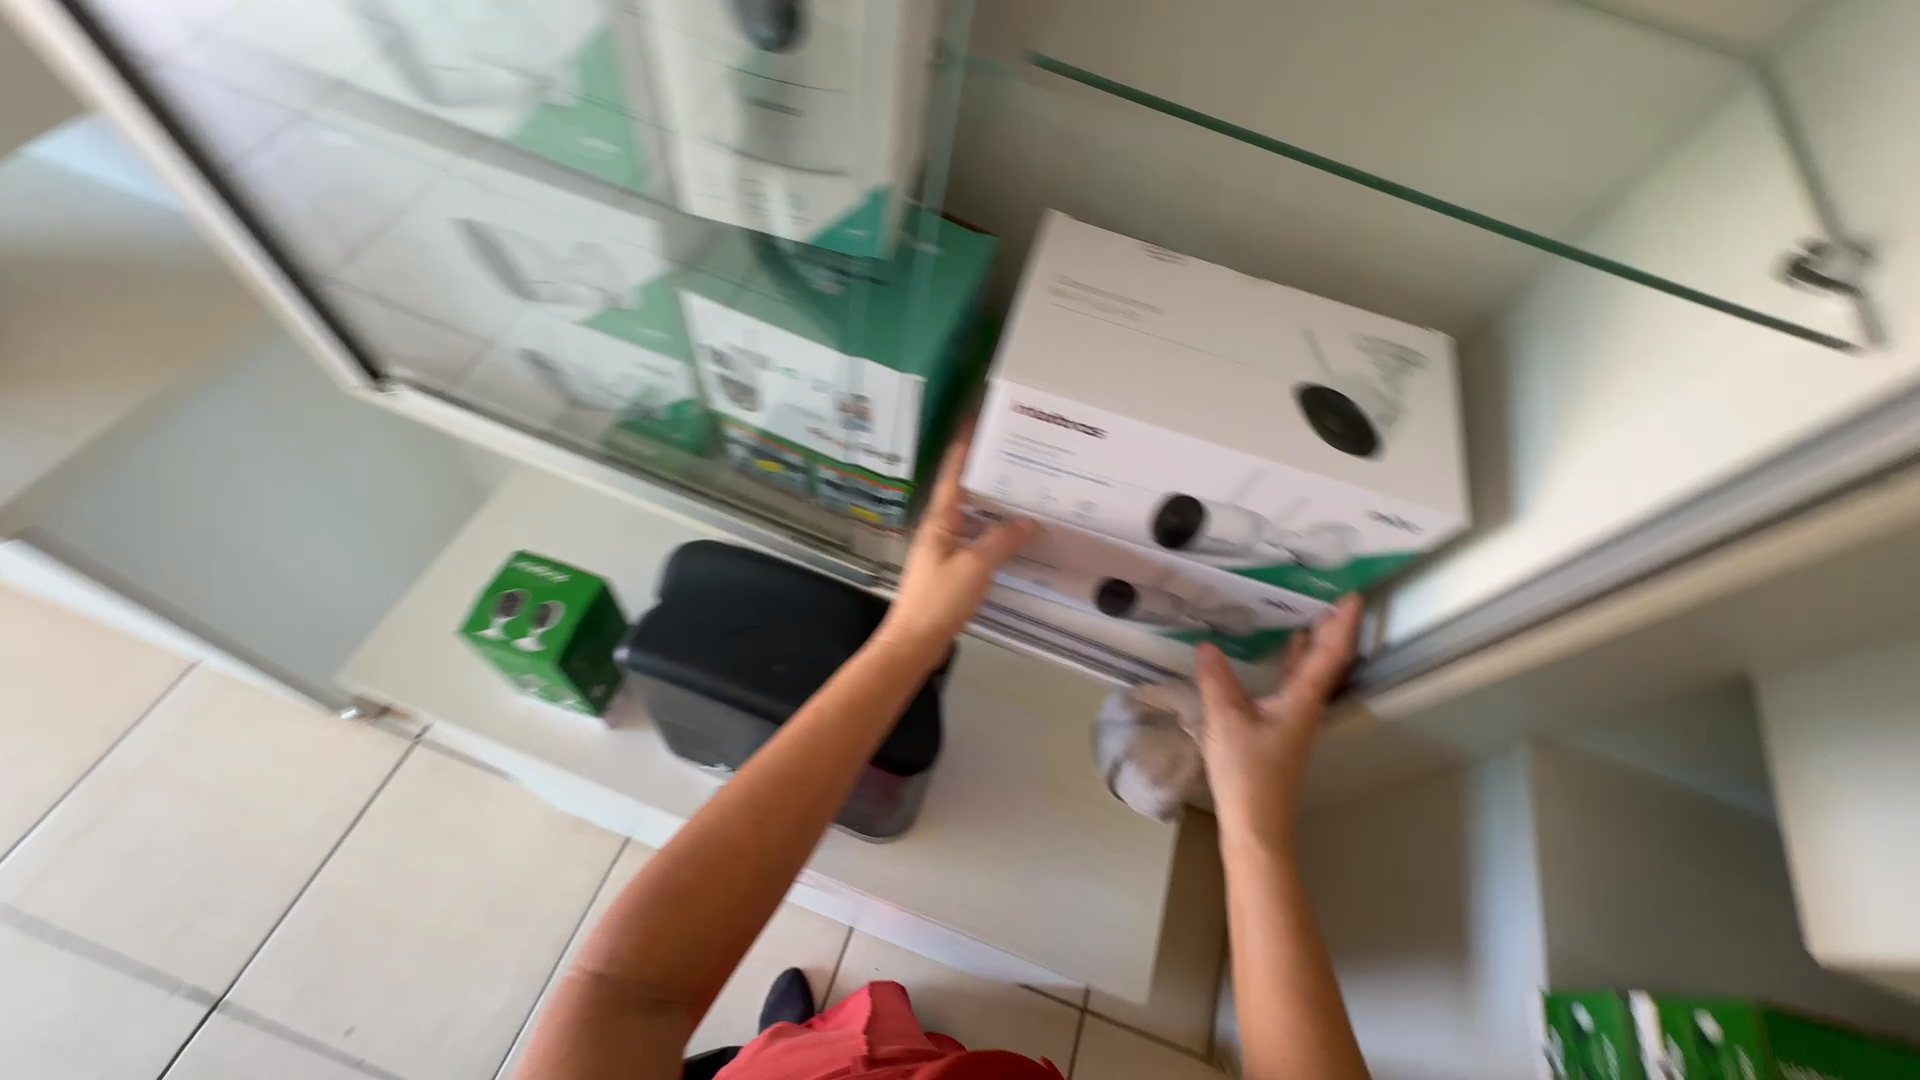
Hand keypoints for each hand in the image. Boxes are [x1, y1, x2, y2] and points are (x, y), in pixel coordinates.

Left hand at [873, 425, 1038, 659]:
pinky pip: (977, 544)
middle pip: (966, 494)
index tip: (978, 419)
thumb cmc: (939, 599)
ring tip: (1028, 496)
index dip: (965, 446)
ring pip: (974, 521)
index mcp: (940, 520)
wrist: (915, 642)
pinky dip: (996, 538)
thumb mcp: (975, 566)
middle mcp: (940, 530)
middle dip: (990, 476)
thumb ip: (1002, 541)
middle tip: (1021, 459)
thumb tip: (1030, 521)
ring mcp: (944, 551)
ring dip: (996, 509)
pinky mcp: (951, 572)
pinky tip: (1018, 542)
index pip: (954, 473)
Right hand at [1194, 596, 1363, 850]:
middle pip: (1327, 663)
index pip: (1330, 655)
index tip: (1352, 597)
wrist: (1256, 824)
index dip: (1342, 625)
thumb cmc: (1247, 771)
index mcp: (1302, 701)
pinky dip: (1292, 664)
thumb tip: (1208, 646)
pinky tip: (1281, 658)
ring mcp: (1295, 722)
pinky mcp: (1281, 732)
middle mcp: (1306, 708)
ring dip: (1313, 646)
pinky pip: (1294, 687)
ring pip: (1311, 676)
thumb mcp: (1225, 719)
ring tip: (1309, 617)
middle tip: (1332, 599)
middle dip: (1331, 630)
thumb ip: (1217, 679)